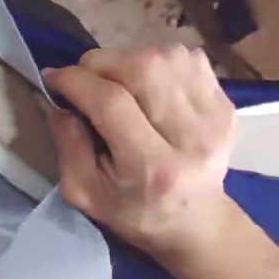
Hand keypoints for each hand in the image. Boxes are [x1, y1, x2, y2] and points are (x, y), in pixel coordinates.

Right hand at [44, 46, 246, 273]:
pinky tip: (148, 84)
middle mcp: (192, 137)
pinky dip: (156, 61)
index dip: (74, 81)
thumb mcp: (83, 191)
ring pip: (162, 56)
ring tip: (117, 82)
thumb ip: (67, 144)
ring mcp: (215, 115)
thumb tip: (57, 98)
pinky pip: (183, 57)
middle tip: (86, 80)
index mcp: (154, 168)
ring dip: (127, 60)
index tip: (53, 80)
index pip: (111, 103)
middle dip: (100, 64)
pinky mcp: (226, 101)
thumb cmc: (133, 211)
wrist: (197, 222)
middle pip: (141, 68)